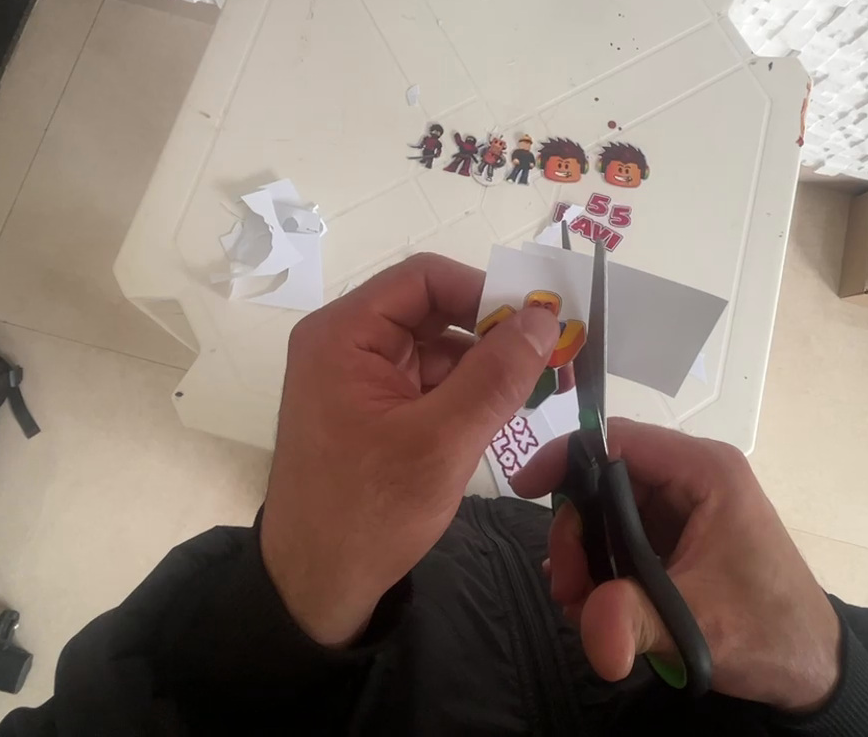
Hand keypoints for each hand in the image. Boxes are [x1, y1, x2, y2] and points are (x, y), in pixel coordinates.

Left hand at [260, 253, 557, 646]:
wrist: (315, 589)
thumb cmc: (368, 513)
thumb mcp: (441, 442)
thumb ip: (496, 375)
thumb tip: (545, 317)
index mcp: (344, 334)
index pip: (423, 278)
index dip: (483, 290)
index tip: (534, 323)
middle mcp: (348, 342)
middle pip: (433, 309)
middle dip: (494, 332)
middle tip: (552, 357)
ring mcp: (362, 375)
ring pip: (439, 345)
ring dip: (488, 364)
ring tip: (541, 388)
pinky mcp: (376, 405)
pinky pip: (432, 378)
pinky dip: (470, 390)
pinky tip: (504, 412)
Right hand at [512, 419, 842, 712]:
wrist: (814, 673)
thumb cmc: (771, 631)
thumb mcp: (702, 623)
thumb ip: (638, 618)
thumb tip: (588, 625)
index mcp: (704, 470)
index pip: (618, 440)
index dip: (567, 457)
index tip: (526, 490)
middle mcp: (689, 477)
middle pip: (605, 480)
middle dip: (577, 531)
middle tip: (565, 586)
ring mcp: (682, 507)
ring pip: (608, 511)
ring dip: (585, 555)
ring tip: (578, 604)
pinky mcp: (676, 536)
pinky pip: (622, 536)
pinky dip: (601, 566)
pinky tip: (590, 602)